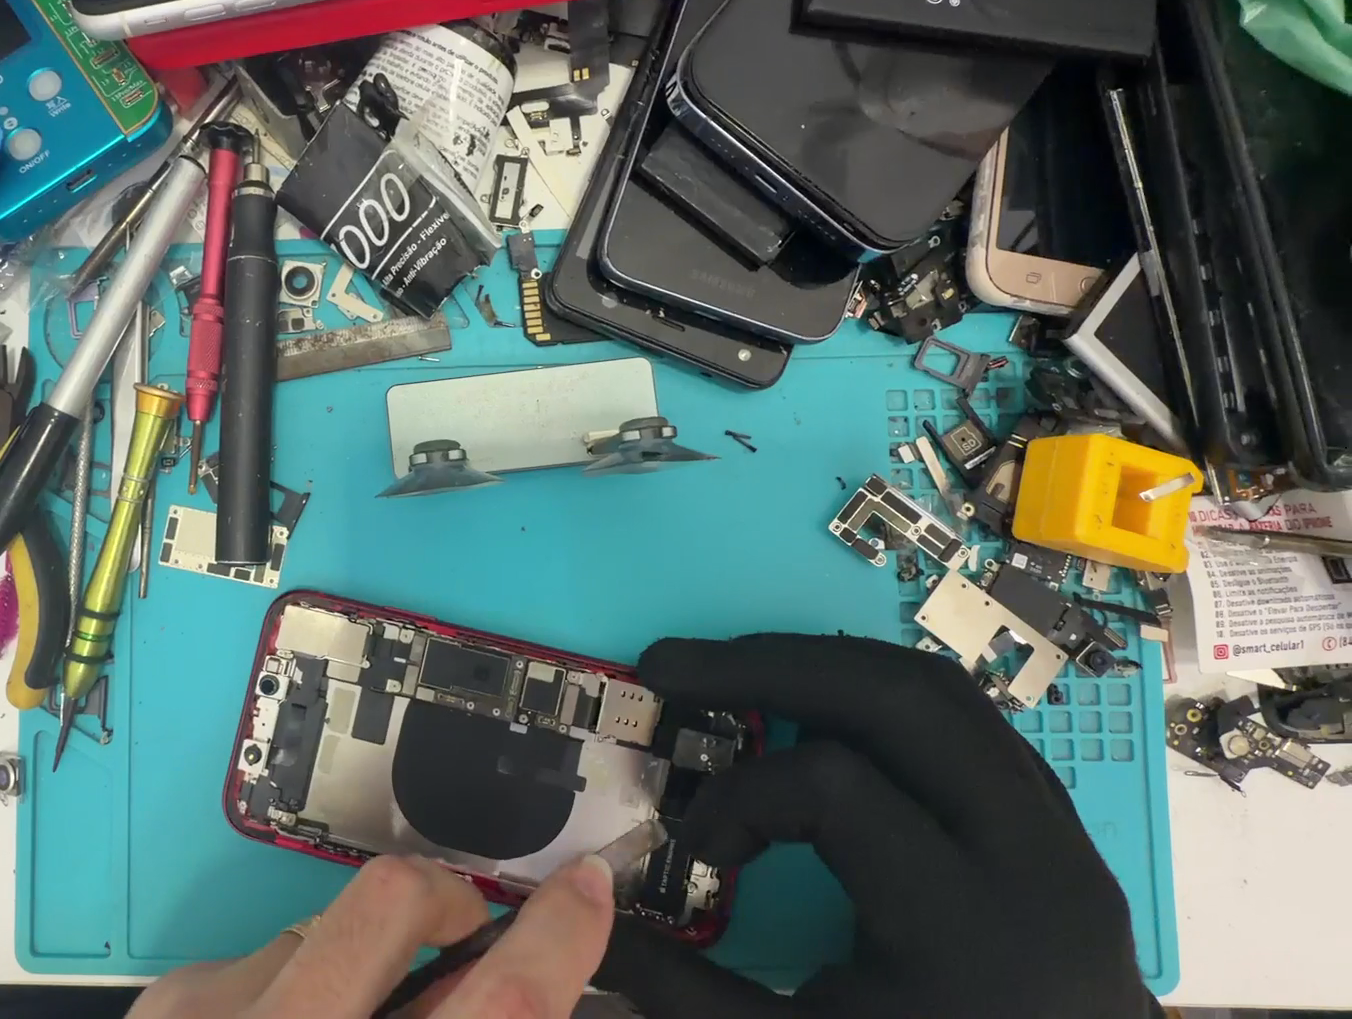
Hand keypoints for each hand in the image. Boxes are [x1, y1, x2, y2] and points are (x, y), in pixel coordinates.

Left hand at [130, 851, 615, 1018]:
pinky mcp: (172, 1001)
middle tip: (465, 926)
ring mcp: (218, 1014)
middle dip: (450, 897)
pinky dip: (296, 986)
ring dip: (365, 956)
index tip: (583, 890)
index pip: (499, 1008)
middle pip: (396, 904)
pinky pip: (266, 954)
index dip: (557, 936)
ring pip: (331, 919)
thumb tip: (516, 998)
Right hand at [594, 634, 1157, 1018]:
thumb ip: (683, 994)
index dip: (740, 798)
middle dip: (764, 665)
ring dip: (816, 664)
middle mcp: (1033, 858)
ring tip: (732, 670)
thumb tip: (590, 922)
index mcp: (971, 926)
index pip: (834, 787)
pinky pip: (958, 717)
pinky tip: (813, 708)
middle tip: (669, 667)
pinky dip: (868, 692)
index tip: (699, 847)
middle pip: (894, 697)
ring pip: (931, 687)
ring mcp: (1058, 831)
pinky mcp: (1054, 824)